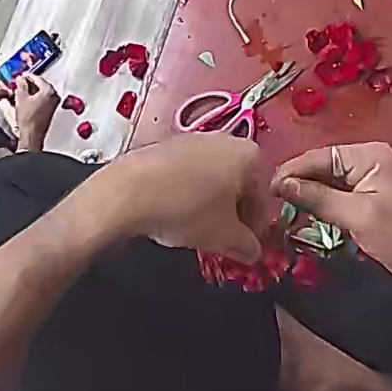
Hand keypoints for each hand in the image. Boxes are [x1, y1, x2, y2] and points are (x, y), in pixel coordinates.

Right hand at [12, 73, 59, 150]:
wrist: (32, 134)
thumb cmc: (28, 118)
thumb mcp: (21, 98)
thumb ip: (21, 85)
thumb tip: (21, 78)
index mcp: (49, 91)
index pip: (38, 78)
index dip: (28, 76)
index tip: (22, 74)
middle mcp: (54, 96)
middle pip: (42, 85)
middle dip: (31, 83)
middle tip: (21, 81)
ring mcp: (54, 103)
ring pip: (43, 92)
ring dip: (33, 90)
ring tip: (22, 89)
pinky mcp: (51, 109)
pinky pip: (44, 99)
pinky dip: (36, 96)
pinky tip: (27, 98)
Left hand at [86, 133, 267, 261]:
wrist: (128, 191)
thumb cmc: (187, 209)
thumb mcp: (224, 236)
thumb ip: (246, 245)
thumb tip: (253, 252)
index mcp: (250, 155)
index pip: (263, 197)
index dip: (257, 227)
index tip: (247, 247)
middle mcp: (226, 140)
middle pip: (240, 184)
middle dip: (235, 214)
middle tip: (225, 241)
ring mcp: (195, 139)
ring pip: (214, 178)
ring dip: (213, 204)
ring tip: (198, 229)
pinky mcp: (168, 145)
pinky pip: (190, 173)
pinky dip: (190, 193)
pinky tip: (176, 213)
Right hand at [273, 142, 391, 291]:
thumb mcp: (357, 216)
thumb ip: (317, 197)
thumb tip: (281, 185)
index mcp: (369, 155)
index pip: (320, 156)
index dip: (292, 170)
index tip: (266, 188)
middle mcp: (366, 159)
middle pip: (320, 167)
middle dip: (296, 182)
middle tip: (268, 200)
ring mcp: (366, 178)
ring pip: (324, 182)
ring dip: (304, 194)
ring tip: (278, 208)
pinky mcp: (364, 197)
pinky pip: (333, 195)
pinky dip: (317, 204)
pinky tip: (299, 213)